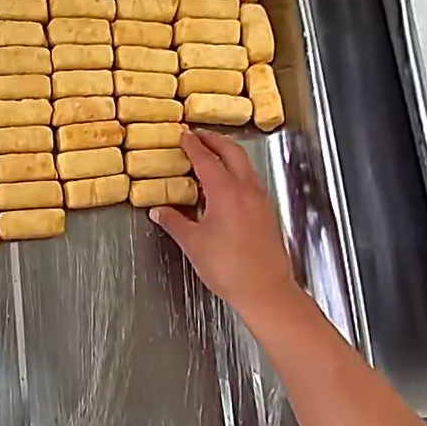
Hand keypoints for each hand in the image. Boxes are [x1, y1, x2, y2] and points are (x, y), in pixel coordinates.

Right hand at [151, 129, 304, 323]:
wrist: (265, 290)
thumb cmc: (228, 268)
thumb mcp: (193, 244)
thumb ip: (174, 222)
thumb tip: (158, 212)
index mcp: (226, 192)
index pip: (206, 160)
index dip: (193, 145)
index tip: (184, 135)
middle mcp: (246, 190)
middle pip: (232, 152)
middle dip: (215, 140)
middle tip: (199, 135)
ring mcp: (261, 200)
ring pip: (245, 165)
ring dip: (228, 154)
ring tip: (212, 155)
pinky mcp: (267, 212)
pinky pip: (251, 181)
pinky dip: (237, 171)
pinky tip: (226, 184)